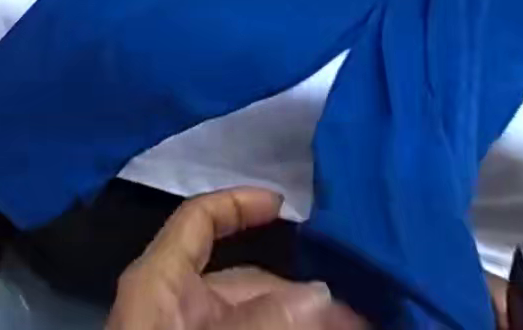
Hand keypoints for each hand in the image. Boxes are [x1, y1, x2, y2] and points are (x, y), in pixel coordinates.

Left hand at [108, 188, 368, 329]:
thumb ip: (261, 322)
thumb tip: (322, 292)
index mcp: (162, 283)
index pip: (199, 221)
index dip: (239, 204)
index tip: (286, 205)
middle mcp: (179, 308)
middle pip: (245, 283)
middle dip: (302, 295)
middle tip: (360, 315)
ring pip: (259, 322)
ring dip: (305, 325)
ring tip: (359, 328)